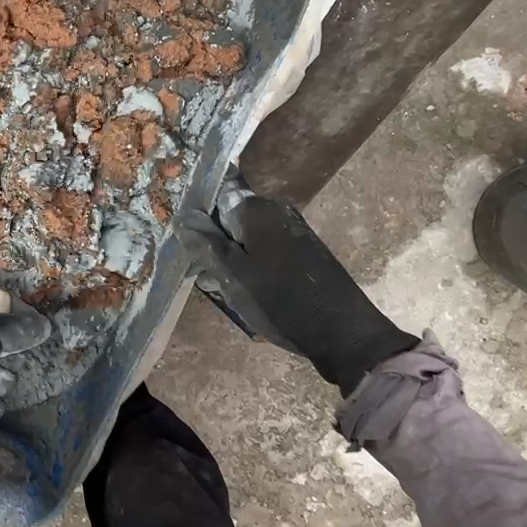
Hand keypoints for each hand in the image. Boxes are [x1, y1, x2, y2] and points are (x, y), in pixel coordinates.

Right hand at [186, 170, 418, 393]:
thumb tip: (184, 218)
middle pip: (230, 216)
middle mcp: (276, 212)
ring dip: (228, 255)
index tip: (182, 229)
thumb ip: (206, 244)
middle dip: (211, 238)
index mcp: (257, 210)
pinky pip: (263, 250)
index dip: (196, 208)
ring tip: (214, 284)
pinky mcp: (302, 254)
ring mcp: (292, 233)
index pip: (216, 191)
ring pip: (246, 236)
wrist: (345, 335)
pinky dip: (248, 264)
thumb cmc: (281, 301)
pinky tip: (239, 289)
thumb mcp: (234, 275)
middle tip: (195, 267)